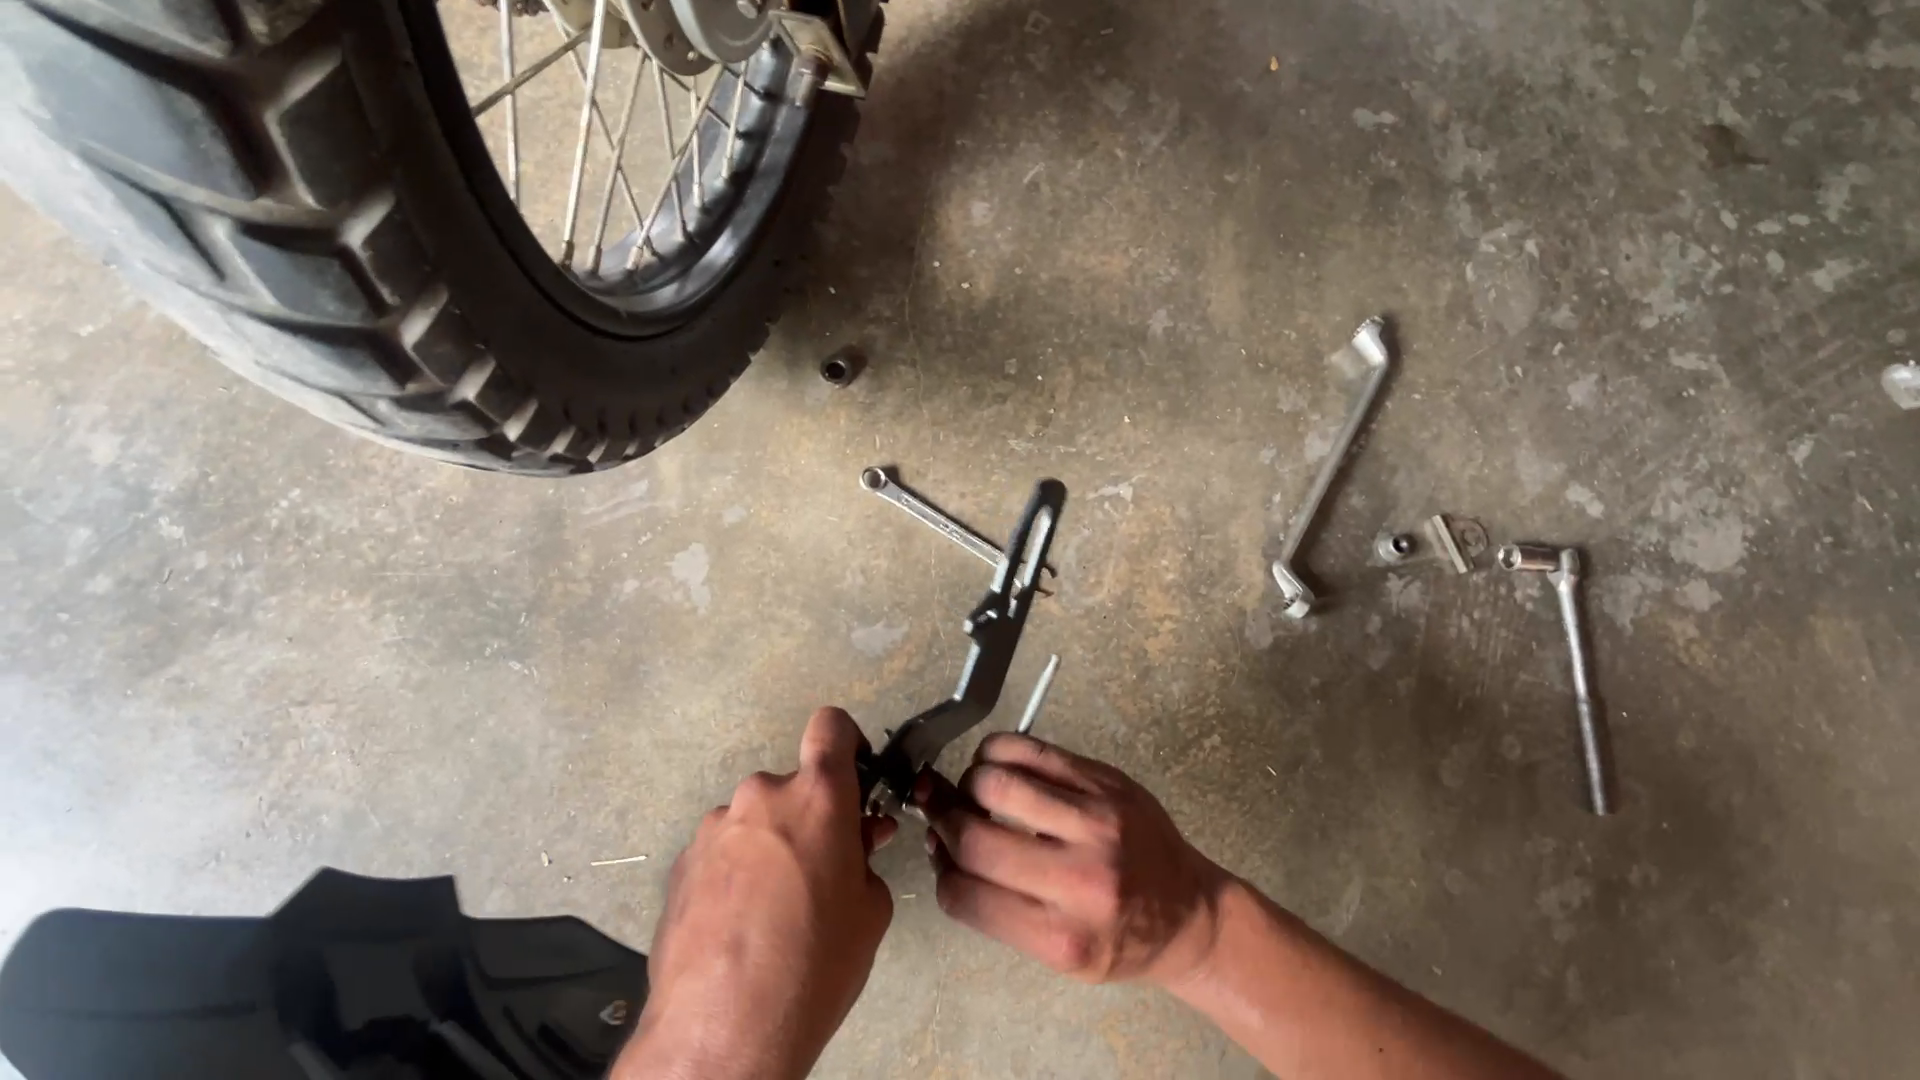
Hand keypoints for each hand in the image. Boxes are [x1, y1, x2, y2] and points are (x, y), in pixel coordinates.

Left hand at [616, 707, 897, 1079]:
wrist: (721, 1030)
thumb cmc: (815, 963)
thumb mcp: (870, 910)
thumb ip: (866, 857)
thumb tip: (856, 840)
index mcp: (816, 796)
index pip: (831, 726)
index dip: (847, 742)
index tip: (853, 781)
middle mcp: (760, 796)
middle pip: (793, 788)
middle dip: (810, 819)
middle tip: (821, 874)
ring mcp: (713, 828)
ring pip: (756, 822)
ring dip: (770, 847)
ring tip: (774, 912)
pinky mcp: (680, 863)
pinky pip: (723, 852)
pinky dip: (737, 873)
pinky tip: (739, 926)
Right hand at [914, 733, 1229, 985]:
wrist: (1190, 914)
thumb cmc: (1118, 939)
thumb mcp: (1057, 951)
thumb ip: (995, 904)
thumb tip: (939, 842)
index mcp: (1062, 937)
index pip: (963, 894)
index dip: (940, 870)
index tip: (941, 854)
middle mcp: (1080, 879)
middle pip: (973, 837)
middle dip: (944, 821)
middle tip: (944, 813)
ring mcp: (1097, 823)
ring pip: (995, 782)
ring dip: (970, 784)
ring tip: (978, 792)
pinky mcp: (1107, 782)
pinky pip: (1030, 750)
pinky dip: (998, 753)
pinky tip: (1000, 766)